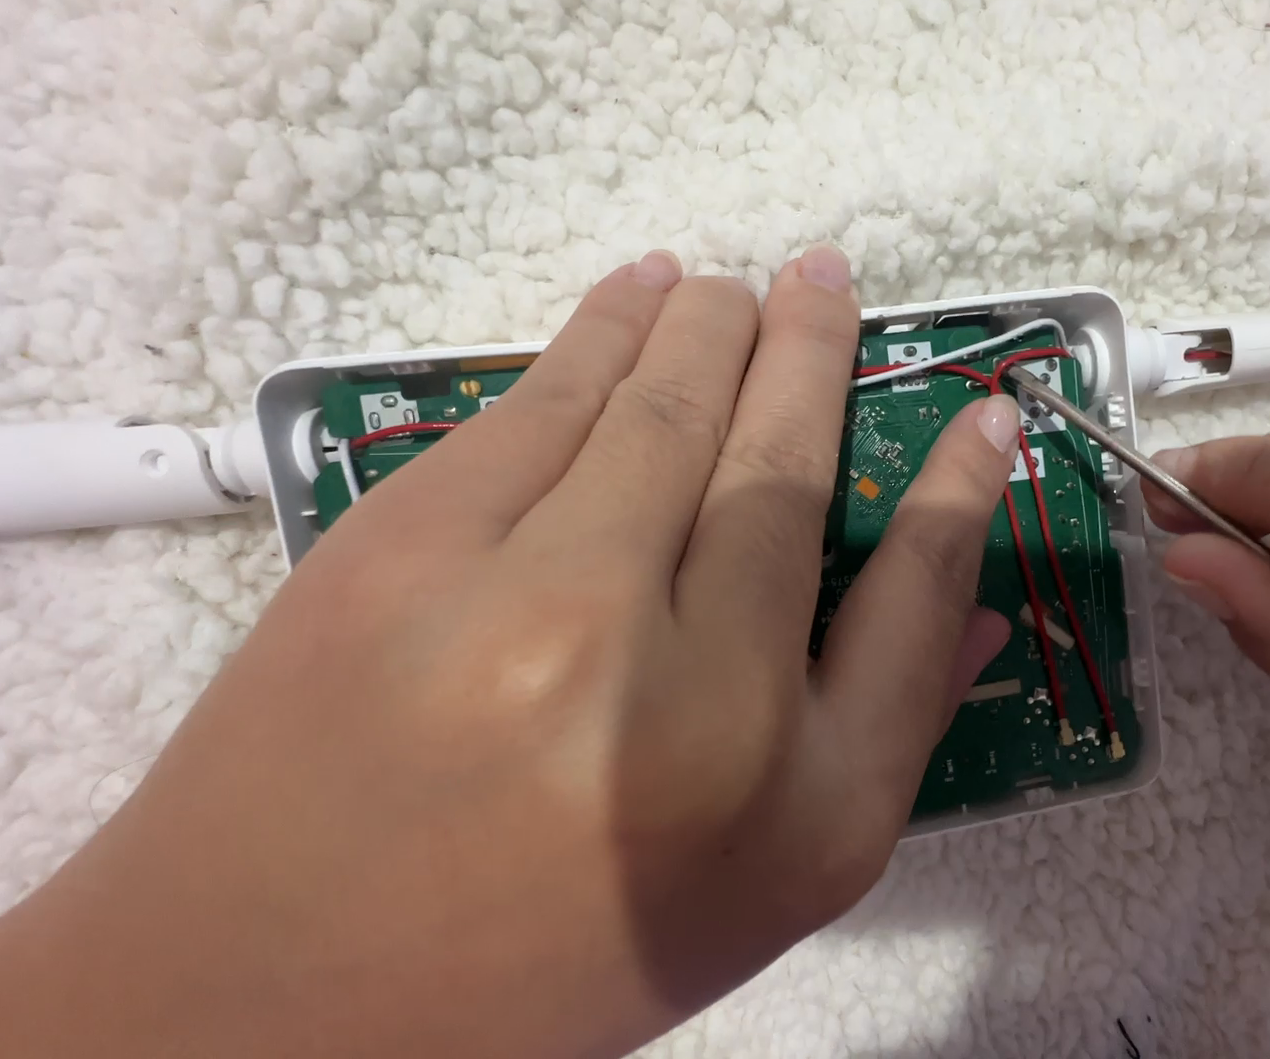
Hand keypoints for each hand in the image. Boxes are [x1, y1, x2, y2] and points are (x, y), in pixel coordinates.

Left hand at [0, 247, 1022, 1057]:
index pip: (917, 591)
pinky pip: (540, 408)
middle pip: (782, 471)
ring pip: (662, 412)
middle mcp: (689, 691)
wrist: (285, 999)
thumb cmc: (577, 944)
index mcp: (801, 796)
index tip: (985, 418)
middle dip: (816, 357)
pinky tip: (641, 289)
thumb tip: (984, 611)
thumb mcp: (782, 878)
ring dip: (714, 324)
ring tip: (741, 284)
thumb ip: (891, 728)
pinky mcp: (401, 556)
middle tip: (828, 283)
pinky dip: (603, 328)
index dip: (961, 490)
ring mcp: (534, 609)